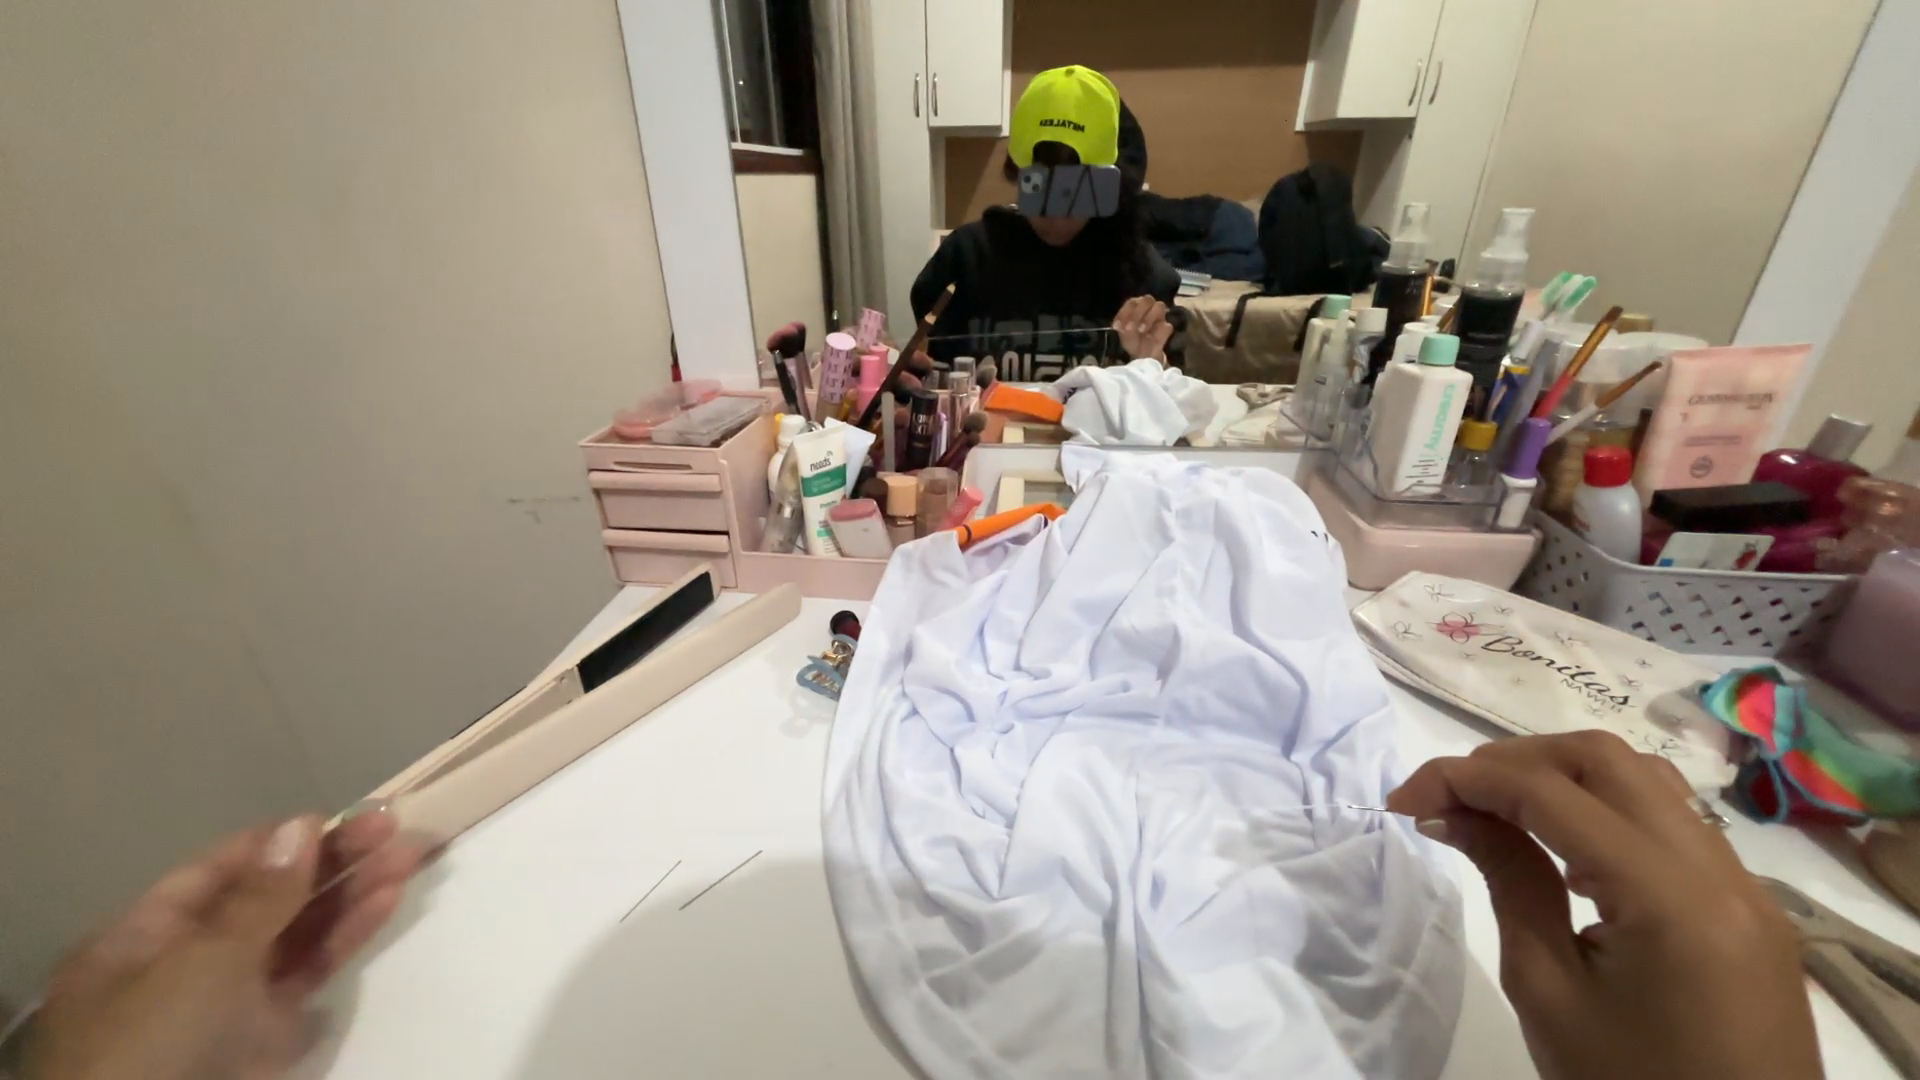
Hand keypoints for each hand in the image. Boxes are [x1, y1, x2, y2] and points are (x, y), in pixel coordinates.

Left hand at [20, 809, 422, 1079]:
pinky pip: (315, 963)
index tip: (342, 815)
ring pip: (303, 924)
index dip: (282, 839)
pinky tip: (390, 897)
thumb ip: (261, 892)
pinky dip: (353, 930)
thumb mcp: (203, 958)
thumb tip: (302, 823)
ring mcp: (233, 991)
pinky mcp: (271, 1023)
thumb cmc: (156, 1037)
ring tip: (410, 853)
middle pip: (273, 892)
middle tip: (392, 825)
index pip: (222, 868)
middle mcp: (190, 956)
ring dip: (357, 886)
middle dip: (334, 857)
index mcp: (148, 936)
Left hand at [1113, 296, 1172, 360]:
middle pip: (1147, 300)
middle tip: (1130, 328)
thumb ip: (1124, 328)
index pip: (1132, 302)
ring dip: (1149, 318)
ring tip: (1141, 331)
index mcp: (1136, 306)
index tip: (1117, 327)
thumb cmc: (1132, 340)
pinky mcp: (1167, 327)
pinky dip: (1158, 332)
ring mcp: (1160, 316)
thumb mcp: (1123, 334)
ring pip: (1159, 306)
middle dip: (1137, 313)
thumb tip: (1127, 328)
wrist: (1142, 355)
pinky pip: (1166, 325)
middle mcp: (1149, 307)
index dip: (1124, 313)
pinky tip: (1150, 338)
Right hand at [1388, 733, 1819, 1079]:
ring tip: (1496, 810)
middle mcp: (1721, 874)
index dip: (1462, 778)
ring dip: (1555, 774)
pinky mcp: (1743, 906)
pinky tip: (1559, 847)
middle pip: (1603, 758)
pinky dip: (1597, 806)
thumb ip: (1506, 878)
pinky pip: (1665, 819)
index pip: (1548, 792)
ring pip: (1640, 777)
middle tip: (1451, 797)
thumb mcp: (1545, 986)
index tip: (1402, 801)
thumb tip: (1449, 811)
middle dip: (1510, 760)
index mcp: (1671, 898)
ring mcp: (1743, 888)